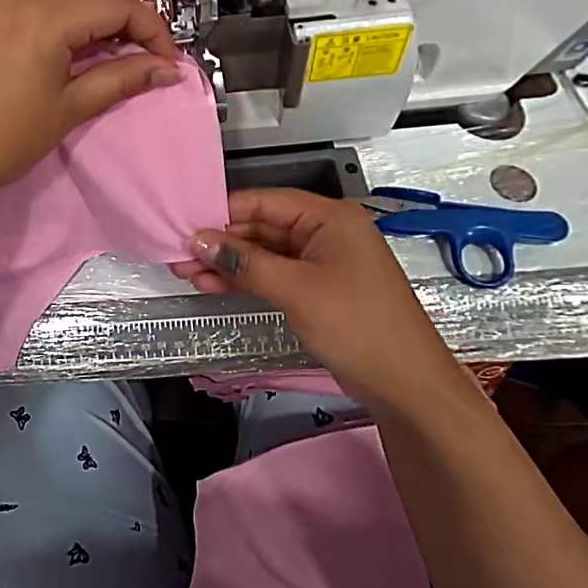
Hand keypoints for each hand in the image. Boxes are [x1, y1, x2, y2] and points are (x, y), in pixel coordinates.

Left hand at [0, 0, 182, 269]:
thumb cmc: (6, 138)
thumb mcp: (72, 107)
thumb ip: (124, 78)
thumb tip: (167, 69)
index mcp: (44, 17)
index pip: (117, 4)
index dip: (152, 29)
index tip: (168, 61)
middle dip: (128, 19)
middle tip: (147, 58)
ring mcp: (1, 5)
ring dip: (99, 17)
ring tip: (117, 56)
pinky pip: (42, 3)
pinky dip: (70, 18)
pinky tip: (79, 50)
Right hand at [172, 188, 454, 401]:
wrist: (407, 385)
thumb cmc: (357, 326)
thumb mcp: (296, 289)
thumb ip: (245, 262)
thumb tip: (200, 240)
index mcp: (329, 217)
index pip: (265, 202)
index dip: (224, 213)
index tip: (185, 227)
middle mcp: (326, 232)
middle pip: (264, 227)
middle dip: (223, 243)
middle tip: (180, 257)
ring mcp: (324, 262)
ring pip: (266, 253)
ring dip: (230, 264)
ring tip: (188, 274)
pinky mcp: (320, 288)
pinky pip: (277, 274)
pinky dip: (249, 280)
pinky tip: (216, 286)